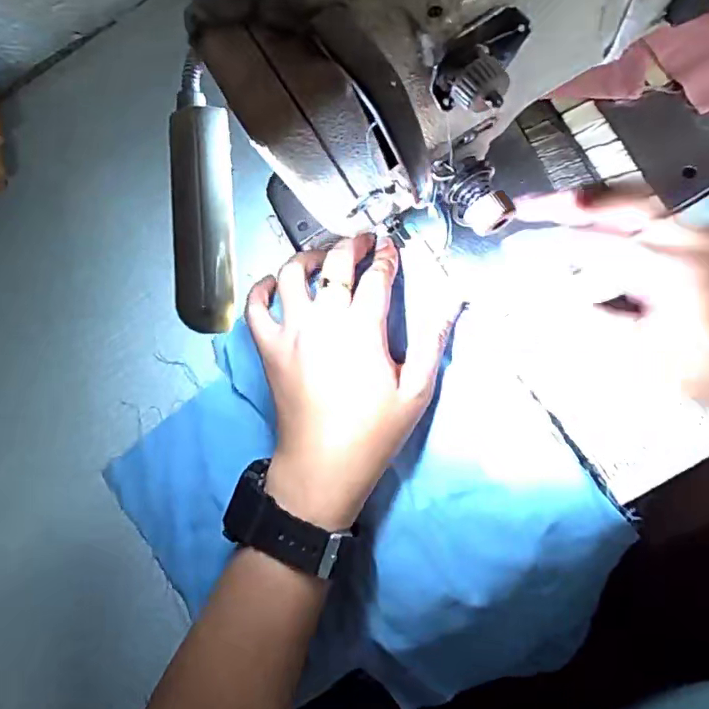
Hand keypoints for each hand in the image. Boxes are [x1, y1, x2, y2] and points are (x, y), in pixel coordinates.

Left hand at [244, 233, 453, 530]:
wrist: (322, 467)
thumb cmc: (373, 432)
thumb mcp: (416, 391)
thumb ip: (433, 343)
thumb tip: (452, 304)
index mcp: (362, 330)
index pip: (375, 276)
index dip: (386, 256)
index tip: (391, 248)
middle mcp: (323, 322)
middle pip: (334, 264)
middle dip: (352, 244)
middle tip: (363, 241)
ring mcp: (291, 333)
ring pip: (291, 273)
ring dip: (309, 256)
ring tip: (324, 256)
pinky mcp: (268, 348)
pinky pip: (256, 306)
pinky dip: (263, 288)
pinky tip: (277, 283)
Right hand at [512, 191, 708, 482]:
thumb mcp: (659, 362)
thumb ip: (604, 321)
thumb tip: (561, 298)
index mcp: (680, 273)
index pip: (600, 245)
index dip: (553, 241)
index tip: (517, 239)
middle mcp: (702, 238)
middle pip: (624, 206)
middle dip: (573, 204)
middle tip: (532, 205)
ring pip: (650, 211)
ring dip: (605, 215)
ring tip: (568, 221)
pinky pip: (677, 225)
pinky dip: (640, 230)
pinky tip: (624, 246)